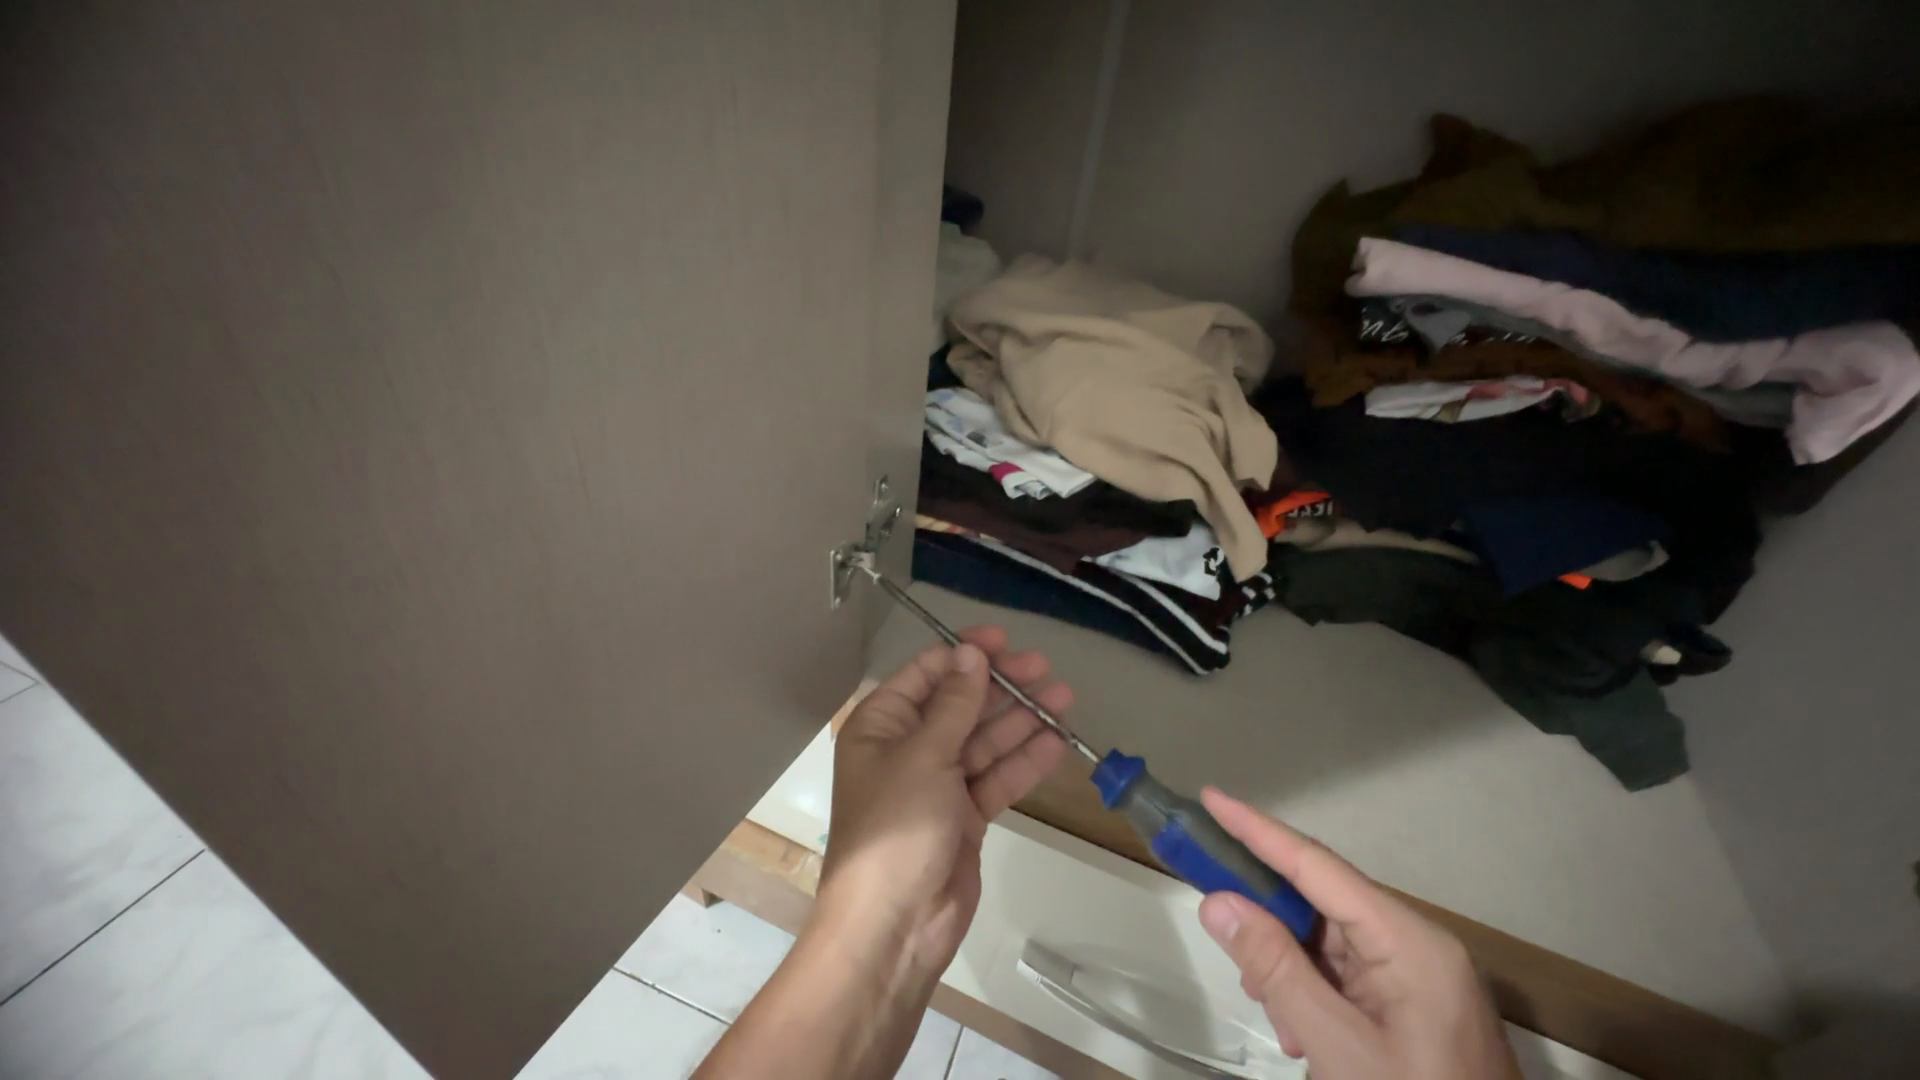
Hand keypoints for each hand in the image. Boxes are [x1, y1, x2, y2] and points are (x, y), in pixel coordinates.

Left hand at [816, 626, 1073, 976]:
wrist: (895, 926)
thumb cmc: (897, 829)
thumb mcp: (923, 756)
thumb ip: (954, 704)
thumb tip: (969, 653)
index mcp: (881, 726)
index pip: (926, 675)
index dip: (965, 655)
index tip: (1005, 642)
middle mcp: (907, 748)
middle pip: (960, 705)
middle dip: (1001, 687)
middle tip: (1045, 669)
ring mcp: (937, 784)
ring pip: (983, 741)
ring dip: (1021, 721)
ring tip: (1064, 698)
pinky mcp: (964, 816)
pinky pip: (995, 777)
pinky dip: (1023, 761)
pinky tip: (1055, 742)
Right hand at [1195, 789, 1520, 1079]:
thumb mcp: (1338, 1047)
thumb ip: (1276, 969)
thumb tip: (1218, 902)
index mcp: (1409, 942)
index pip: (1317, 866)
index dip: (1258, 829)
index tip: (1212, 797)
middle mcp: (1417, 945)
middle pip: (1320, 903)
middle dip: (1267, 920)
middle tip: (1216, 920)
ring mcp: (1419, 976)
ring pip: (1327, 943)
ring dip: (1288, 970)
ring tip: (1281, 1021)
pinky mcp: (1414, 1005)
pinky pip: (1345, 975)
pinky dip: (1311, 994)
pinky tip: (1301, 1033)